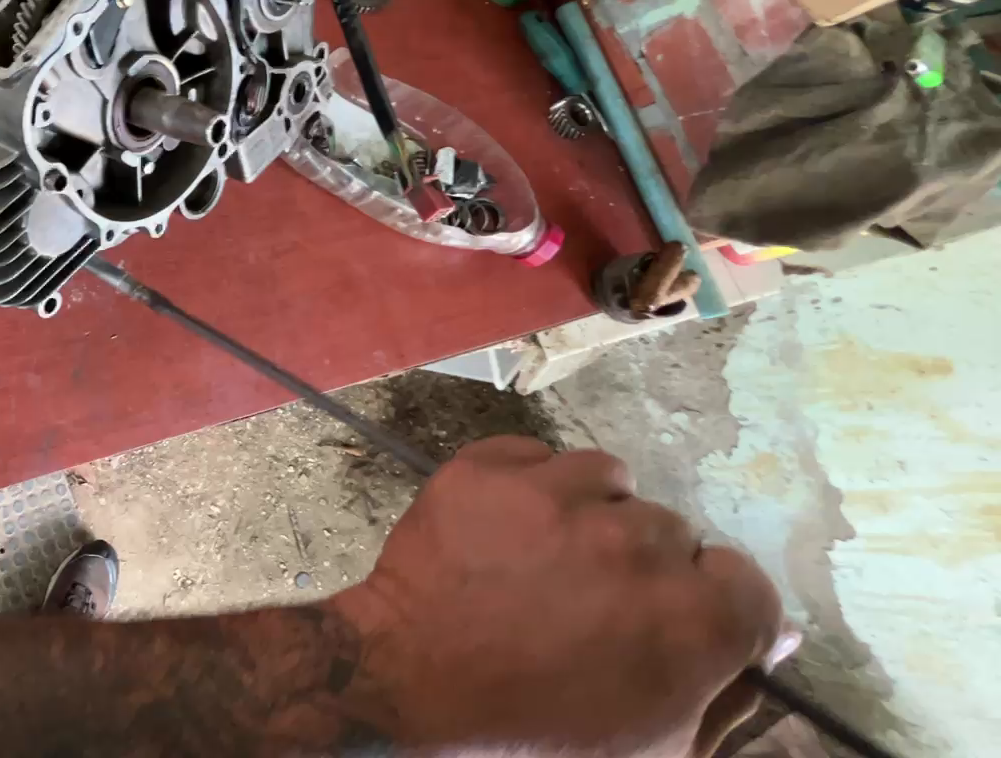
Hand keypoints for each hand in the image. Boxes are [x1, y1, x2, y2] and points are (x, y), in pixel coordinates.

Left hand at [338, 437, 788, 756]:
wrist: (415, 675)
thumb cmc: (537, 726)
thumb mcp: (656, 742)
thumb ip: (724, 689)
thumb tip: (766, 633)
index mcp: (693, 614)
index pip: (742, 578)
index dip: (706, 596)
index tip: (667, 607)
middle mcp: (632, 540)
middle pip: (664, 527)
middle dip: (638, 556)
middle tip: (588, 586)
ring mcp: (550, 493)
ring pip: (601, 475)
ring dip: (587, 504)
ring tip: (549, 542)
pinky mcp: (483, 467)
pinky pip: (530, 452)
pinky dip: (525, 476)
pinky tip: (506, 516)